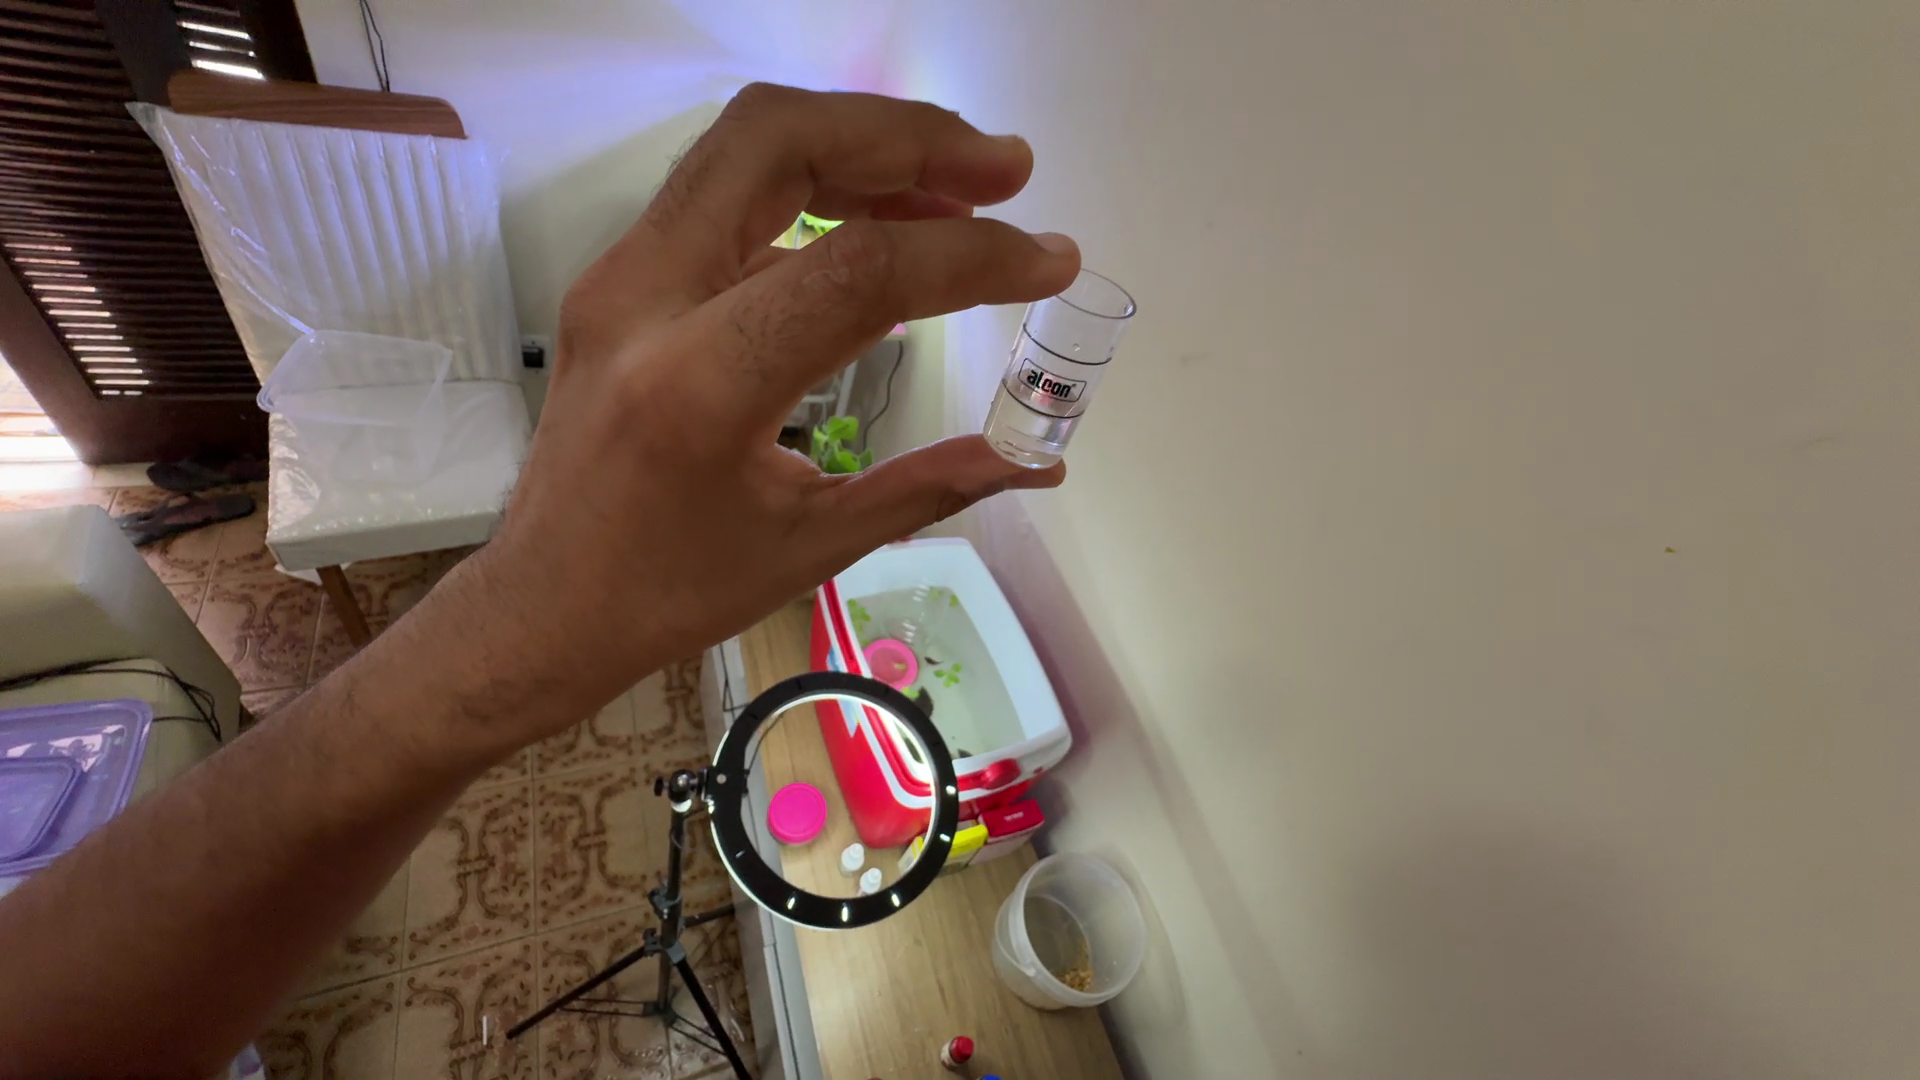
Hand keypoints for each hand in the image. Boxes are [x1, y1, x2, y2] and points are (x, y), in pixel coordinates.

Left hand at [436, 84, 1079, 742]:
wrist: (545, 606)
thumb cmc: (676, 594)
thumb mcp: (815, 546)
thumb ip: (933, 487)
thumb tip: (1041, 464)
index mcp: (701, 384)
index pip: (858, 271)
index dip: (974, 257)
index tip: (1052, 260)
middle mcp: (646, 297)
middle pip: (780, 140)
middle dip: (910, 139)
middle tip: (1004, 169)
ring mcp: (620, 275)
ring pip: (748, 147)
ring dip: (865, 148)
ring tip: (959, 191)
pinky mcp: (620, 279)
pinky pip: (727, 194)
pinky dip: (817, 191)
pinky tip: (879, 233)